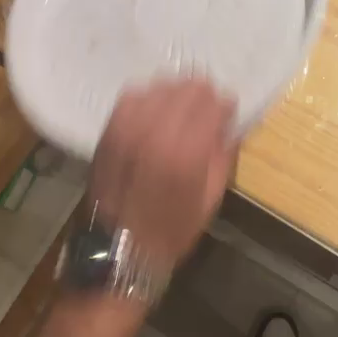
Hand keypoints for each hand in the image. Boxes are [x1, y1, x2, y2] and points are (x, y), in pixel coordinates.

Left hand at [91, 79, 237, 271]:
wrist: (118, 251)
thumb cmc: (172, 229)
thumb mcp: (211, 198)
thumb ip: (222, 155)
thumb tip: (228, 124)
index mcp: (188, 153)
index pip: (214, 104)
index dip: (224, 105)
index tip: (227, 114)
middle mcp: (158, 133)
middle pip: (188, 88)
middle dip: (203, 95)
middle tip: (206, 110)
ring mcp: (130, 128)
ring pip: (161, 86)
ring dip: (175, 94)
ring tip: (180, 109)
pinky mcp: (110, 130)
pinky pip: (132, 96)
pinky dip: (147, 98)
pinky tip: (153, 111)